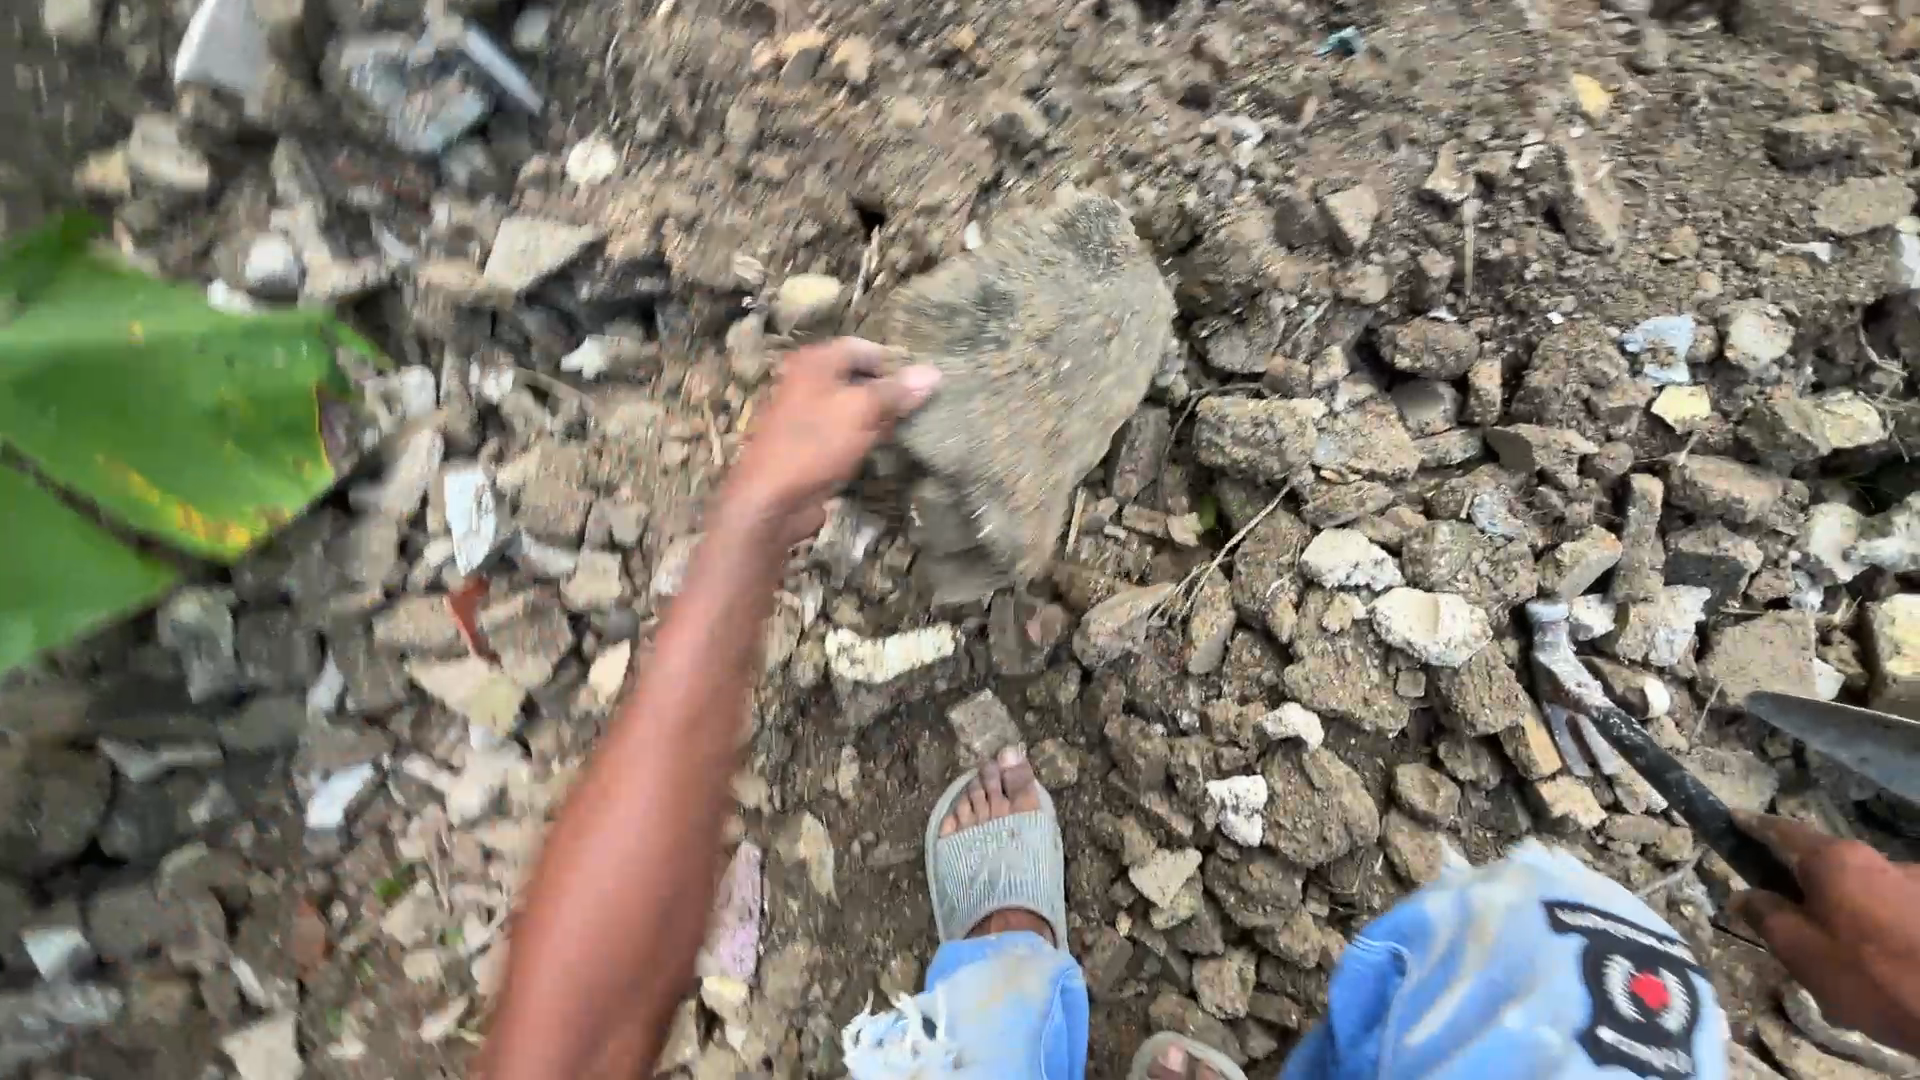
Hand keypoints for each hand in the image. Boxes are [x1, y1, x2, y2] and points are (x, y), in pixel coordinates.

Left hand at [718, 338, 939, 545]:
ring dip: (880, 416)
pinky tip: (884, 447)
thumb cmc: (815, 444)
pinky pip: (845, 431)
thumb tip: (934, 373)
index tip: (921, 384)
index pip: (864, 348)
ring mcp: (807, 414)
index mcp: (815, 362)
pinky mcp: (811, 444)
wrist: (771, 498)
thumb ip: (896, 391)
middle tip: (921, 408)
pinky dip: (865, 435)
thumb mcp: (861, 411)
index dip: (894, 362)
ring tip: (910, 428)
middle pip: (859, 376)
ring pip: (853, 406)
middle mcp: (808, 381)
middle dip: (889, 391)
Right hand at [1732, 811, 1919, 1052]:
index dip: (1753, 824)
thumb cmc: (1877, 977)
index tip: (1733, 818)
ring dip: (1859, 912)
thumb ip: (1765, 915)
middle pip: (1834, 865)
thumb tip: (1748, 896)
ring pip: (1876, 892)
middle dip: (1814, 885)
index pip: (1782, 830)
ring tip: (1856, 954)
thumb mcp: (1799, 950)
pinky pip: (1909, 914)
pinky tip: (1894, 964)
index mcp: (1836, 860)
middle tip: (1800, 919)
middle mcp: (1885, 862)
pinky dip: (1893, 931)